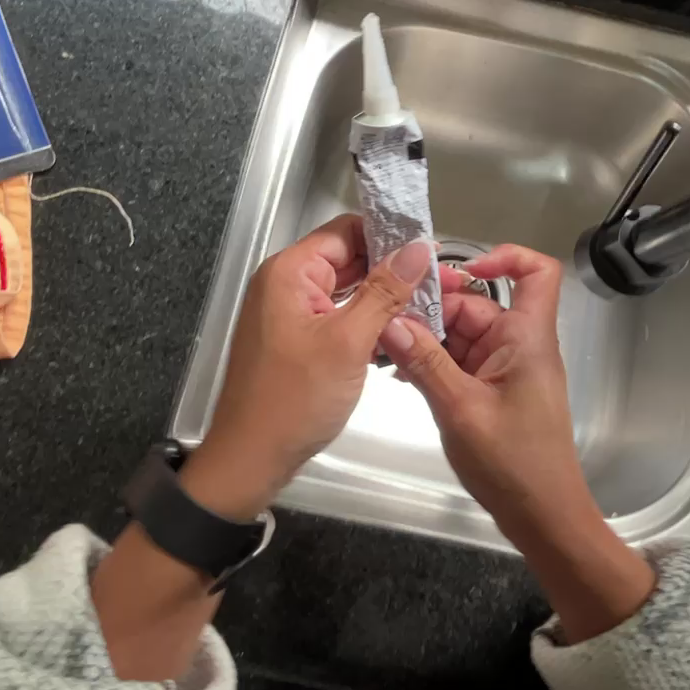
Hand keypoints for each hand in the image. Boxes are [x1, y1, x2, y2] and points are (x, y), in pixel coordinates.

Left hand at [186, 214, 432, 519]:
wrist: (249, 459)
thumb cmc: (292, 399)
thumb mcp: (347, 341)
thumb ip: (385, 291)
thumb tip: (418, 248)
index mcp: (290, 271)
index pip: (346, 231)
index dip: (388, 235)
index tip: (430, 247)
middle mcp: (287, 283)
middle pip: (349, 258)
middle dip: (393, 269)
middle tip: (440, 280)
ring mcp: (291, 312)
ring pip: (348, 289)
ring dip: (383, 298)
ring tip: (429, 304)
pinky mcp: (298, 338)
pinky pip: (339, 316)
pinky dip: (367, 321)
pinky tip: (399, 331)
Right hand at [379, 245, 654, 641]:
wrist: (543, 518)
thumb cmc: (514, 463)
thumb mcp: (461, 409)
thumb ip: (424, 363)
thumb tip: (389, 321)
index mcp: (527, 338)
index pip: (537, 272)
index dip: (504, 257)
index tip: (461, 271)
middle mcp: (517, 345)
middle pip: (477, 303)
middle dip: (435, 306)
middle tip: (389, 315)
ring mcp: (502, 368)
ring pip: (461, 333)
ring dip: (425, 336)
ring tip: (384, 344)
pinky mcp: (490, 390)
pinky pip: (457, 361)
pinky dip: (430, 361)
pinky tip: (398, 371)